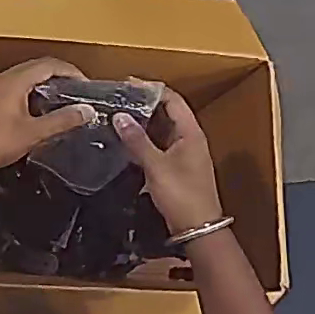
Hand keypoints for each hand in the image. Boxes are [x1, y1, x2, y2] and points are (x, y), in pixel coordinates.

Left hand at [0, 57, 94, 181]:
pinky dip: (31, 91)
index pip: (48, 64)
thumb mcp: (33, 133)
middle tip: (77, 91)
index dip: (71, 71)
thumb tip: (87, 111)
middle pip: (36, 67)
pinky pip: (14, 86)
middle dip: (59, 75)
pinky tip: (38, 109)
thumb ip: (62, 120)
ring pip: (24, 77)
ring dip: (44, 83)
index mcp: (14, 81)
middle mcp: (2, 79)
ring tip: (62, 99)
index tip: (86, 84)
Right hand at [113, 88, 223, 234]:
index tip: (127, 84)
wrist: (197, 230)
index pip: (172, 99)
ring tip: (117, 117)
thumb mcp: (156, 166)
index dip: (151, 88)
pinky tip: (126, 142)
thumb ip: (137, 141)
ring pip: (162, 131)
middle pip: (167, 113)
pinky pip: (159, 146)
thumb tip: (119, 115)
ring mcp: (185, 154)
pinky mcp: (177, 169)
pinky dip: (144, 141)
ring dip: (143, 124)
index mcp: (191, 132)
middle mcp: (190, 139)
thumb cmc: (181, 195)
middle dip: (144, 105)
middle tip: (118, 99)